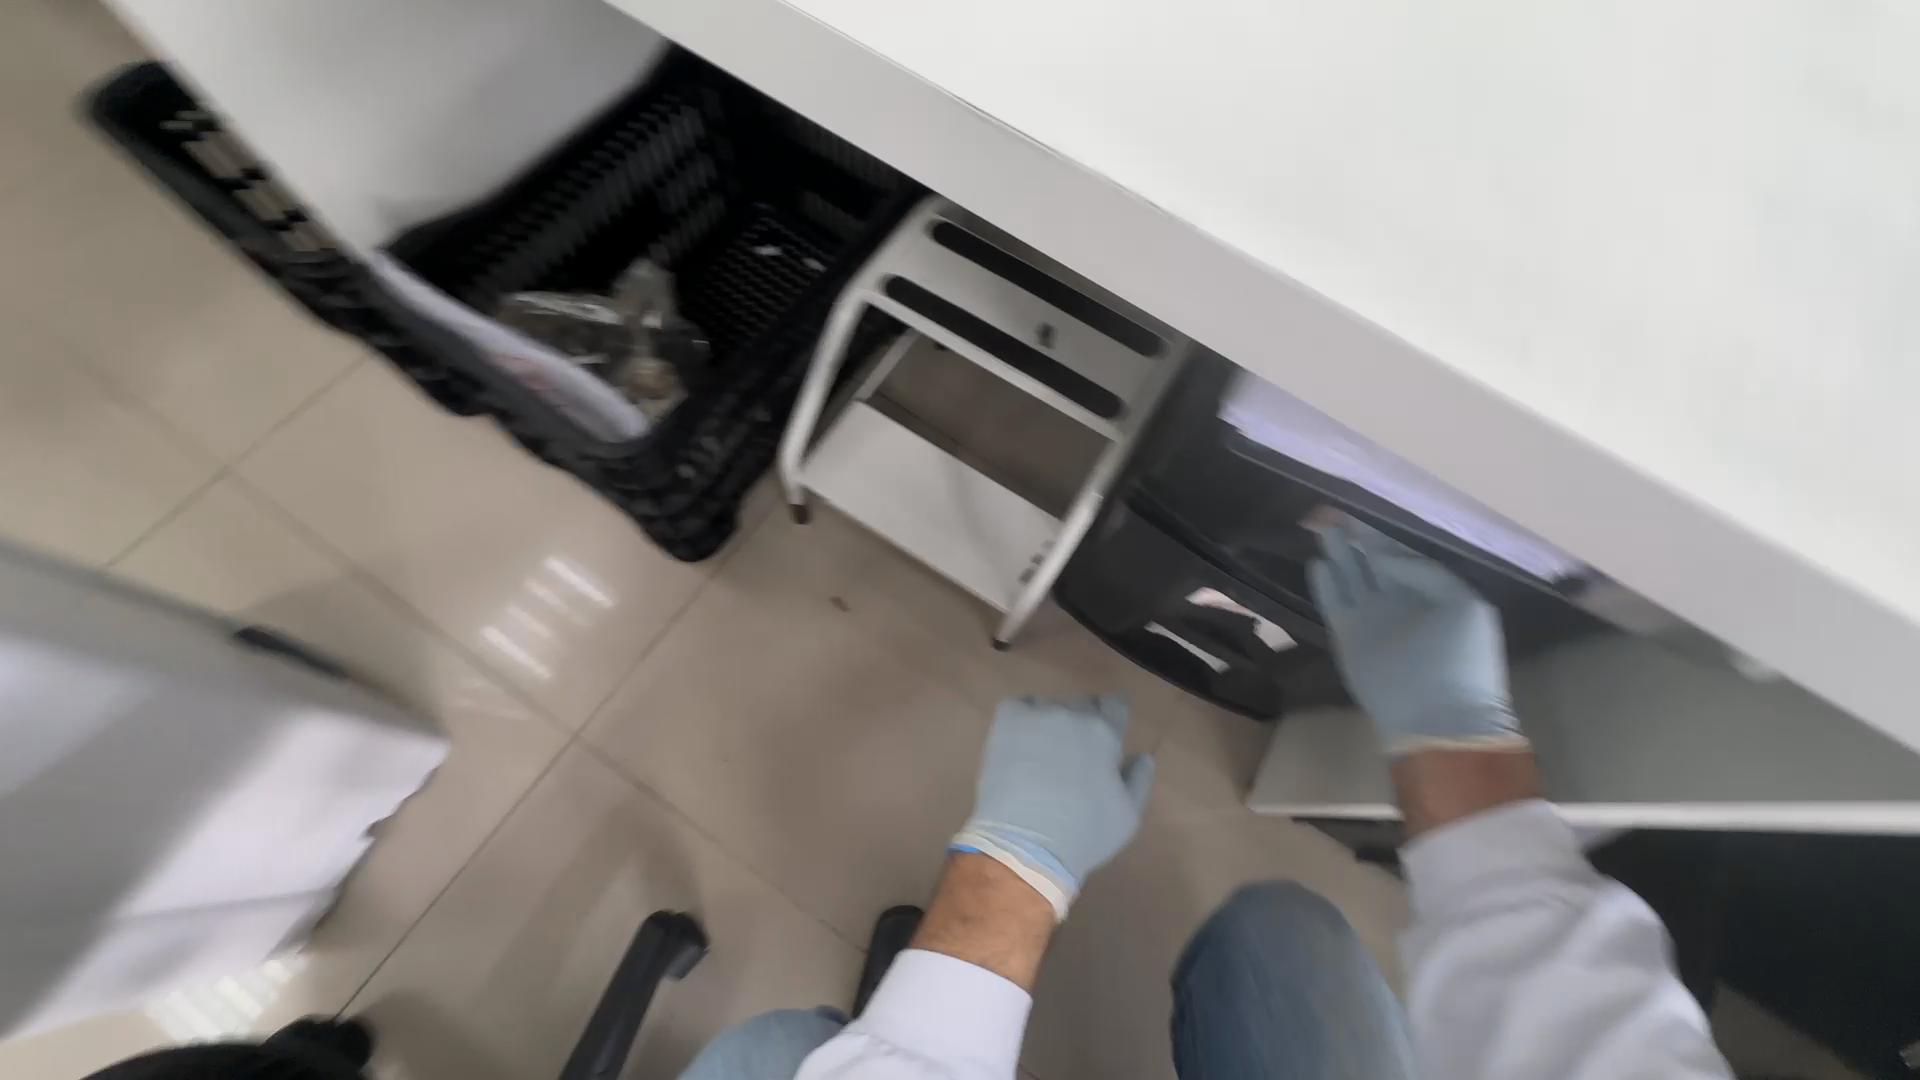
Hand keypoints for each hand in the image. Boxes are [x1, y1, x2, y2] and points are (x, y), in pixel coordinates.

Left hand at [952, 695, 1155, 919]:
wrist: (1027, 841)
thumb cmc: (1084, 833)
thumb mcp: (1128, 816)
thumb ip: (1139, 780)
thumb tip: (1143, 756)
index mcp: (1105, 733)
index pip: (1116, 704)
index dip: (1115, 709)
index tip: (1113, 718)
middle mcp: (1073, 714)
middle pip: (1082, 704)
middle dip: (1084, 719)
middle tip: (1077, 744)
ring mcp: (1038, 715)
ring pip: (1049, 706)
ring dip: (1052, 721)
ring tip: (1044, 748)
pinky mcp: (1007, 721)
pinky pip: (1018, 706)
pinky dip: (1022, 717)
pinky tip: (1020, 739)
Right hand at [1307, 520, 1526, 757]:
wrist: (1435, 713)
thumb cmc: (1459, 659)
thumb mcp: (1464, 605)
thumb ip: (1426, 573)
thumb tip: (1385, 559)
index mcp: (1432, 593)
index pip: (1401, 556)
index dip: (1381, 535)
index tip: (1361, 514)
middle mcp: (1400, 601)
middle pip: (1372, 562)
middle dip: (1357, 539)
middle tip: (1336, 515)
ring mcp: (1372, 618)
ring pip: (1351, 577)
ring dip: (1339, 555)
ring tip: (1325, 532)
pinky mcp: (1349, 634)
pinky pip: (1334, 602)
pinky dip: (1325, 584)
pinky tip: (1317, 564)